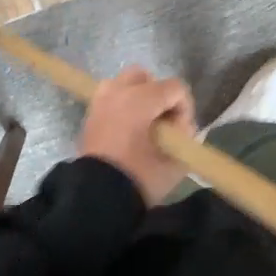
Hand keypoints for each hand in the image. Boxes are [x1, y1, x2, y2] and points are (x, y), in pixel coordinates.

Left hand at [79, 65, 194, 204]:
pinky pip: (110, 100)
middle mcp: (117, 92)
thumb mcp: (175, 162)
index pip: (175, 88)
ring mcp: (99, 102)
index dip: (184, 109)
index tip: (181, 133)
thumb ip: (186, 137)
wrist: (97, 197)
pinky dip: (122, 109)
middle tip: (163, 125)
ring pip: (124, 85)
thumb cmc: (139, 179)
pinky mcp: (89, 116)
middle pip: (146, 78)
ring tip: (145, 127)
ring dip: (139, 99)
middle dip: (159, 97)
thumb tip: (183, 127)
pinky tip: (128, 133)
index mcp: (140, 99)